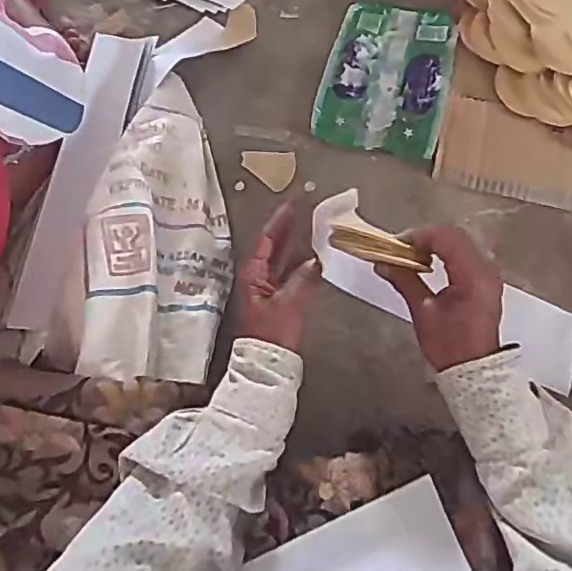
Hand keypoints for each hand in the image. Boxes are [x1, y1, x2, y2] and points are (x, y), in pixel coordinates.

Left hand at [235, 200, 321, 352]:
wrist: (268, 366)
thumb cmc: (272, 336)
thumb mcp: (289, 305)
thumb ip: (304, 280)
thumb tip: (317, 260)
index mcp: (254, 275)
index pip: (267, 240)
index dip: (280, 221)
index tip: (293, 205)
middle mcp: (259, 278)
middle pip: (275, 247)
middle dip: (290, 229)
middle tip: (306, 211)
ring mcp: (269, 289)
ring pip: (285, 260)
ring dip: (298, 245)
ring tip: (314, 228)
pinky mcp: (280, 300)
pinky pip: (292, 274)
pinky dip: (304, 264)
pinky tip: (316, 257)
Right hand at [375, 226, 503, 370]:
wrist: (474, 370)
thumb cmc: (451, 347)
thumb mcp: (423, 313)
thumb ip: (405, 281)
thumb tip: (386, 264)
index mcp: (473, 277)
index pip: (448, 239)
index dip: (421, 236)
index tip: (399, 244)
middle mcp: (487, 271)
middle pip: (457, 236)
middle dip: (428, 238)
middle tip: (404, 249)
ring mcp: (490, 275)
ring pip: (463, 243)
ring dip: (438, 244)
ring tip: (414, 256)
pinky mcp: (488, 281)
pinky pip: (468, 255)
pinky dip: (448, 254)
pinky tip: (431, 264)